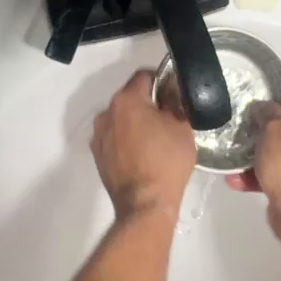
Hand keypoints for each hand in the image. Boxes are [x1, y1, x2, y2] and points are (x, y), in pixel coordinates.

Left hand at [90, 70, 196, 221]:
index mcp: (127, 100)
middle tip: (169, 116)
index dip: (162, 79)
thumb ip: (176, 101)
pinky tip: (142, 153)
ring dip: (136, 121)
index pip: (144, 76)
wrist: (145, 204)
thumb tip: (172, 90)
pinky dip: (127, 138)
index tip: (175, 92)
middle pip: (130, 97)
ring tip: (156, 138)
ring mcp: (98, 135)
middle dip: (148, 102)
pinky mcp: (97, 155)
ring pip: (121, 118)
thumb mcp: (182, 126)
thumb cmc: (167, 161)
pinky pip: (115, 137)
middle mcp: (106, 112)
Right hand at [228, 103, 280, 237]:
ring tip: (232, 165)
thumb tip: (263, 107)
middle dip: (259, 139)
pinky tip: (237, 182)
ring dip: (254, 161)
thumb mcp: (273, 130)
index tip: (250, 116)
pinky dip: (259, 178)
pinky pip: (278, 177)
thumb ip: (267, 113)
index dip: (270, 109)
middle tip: (240, 138)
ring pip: (278, 157)